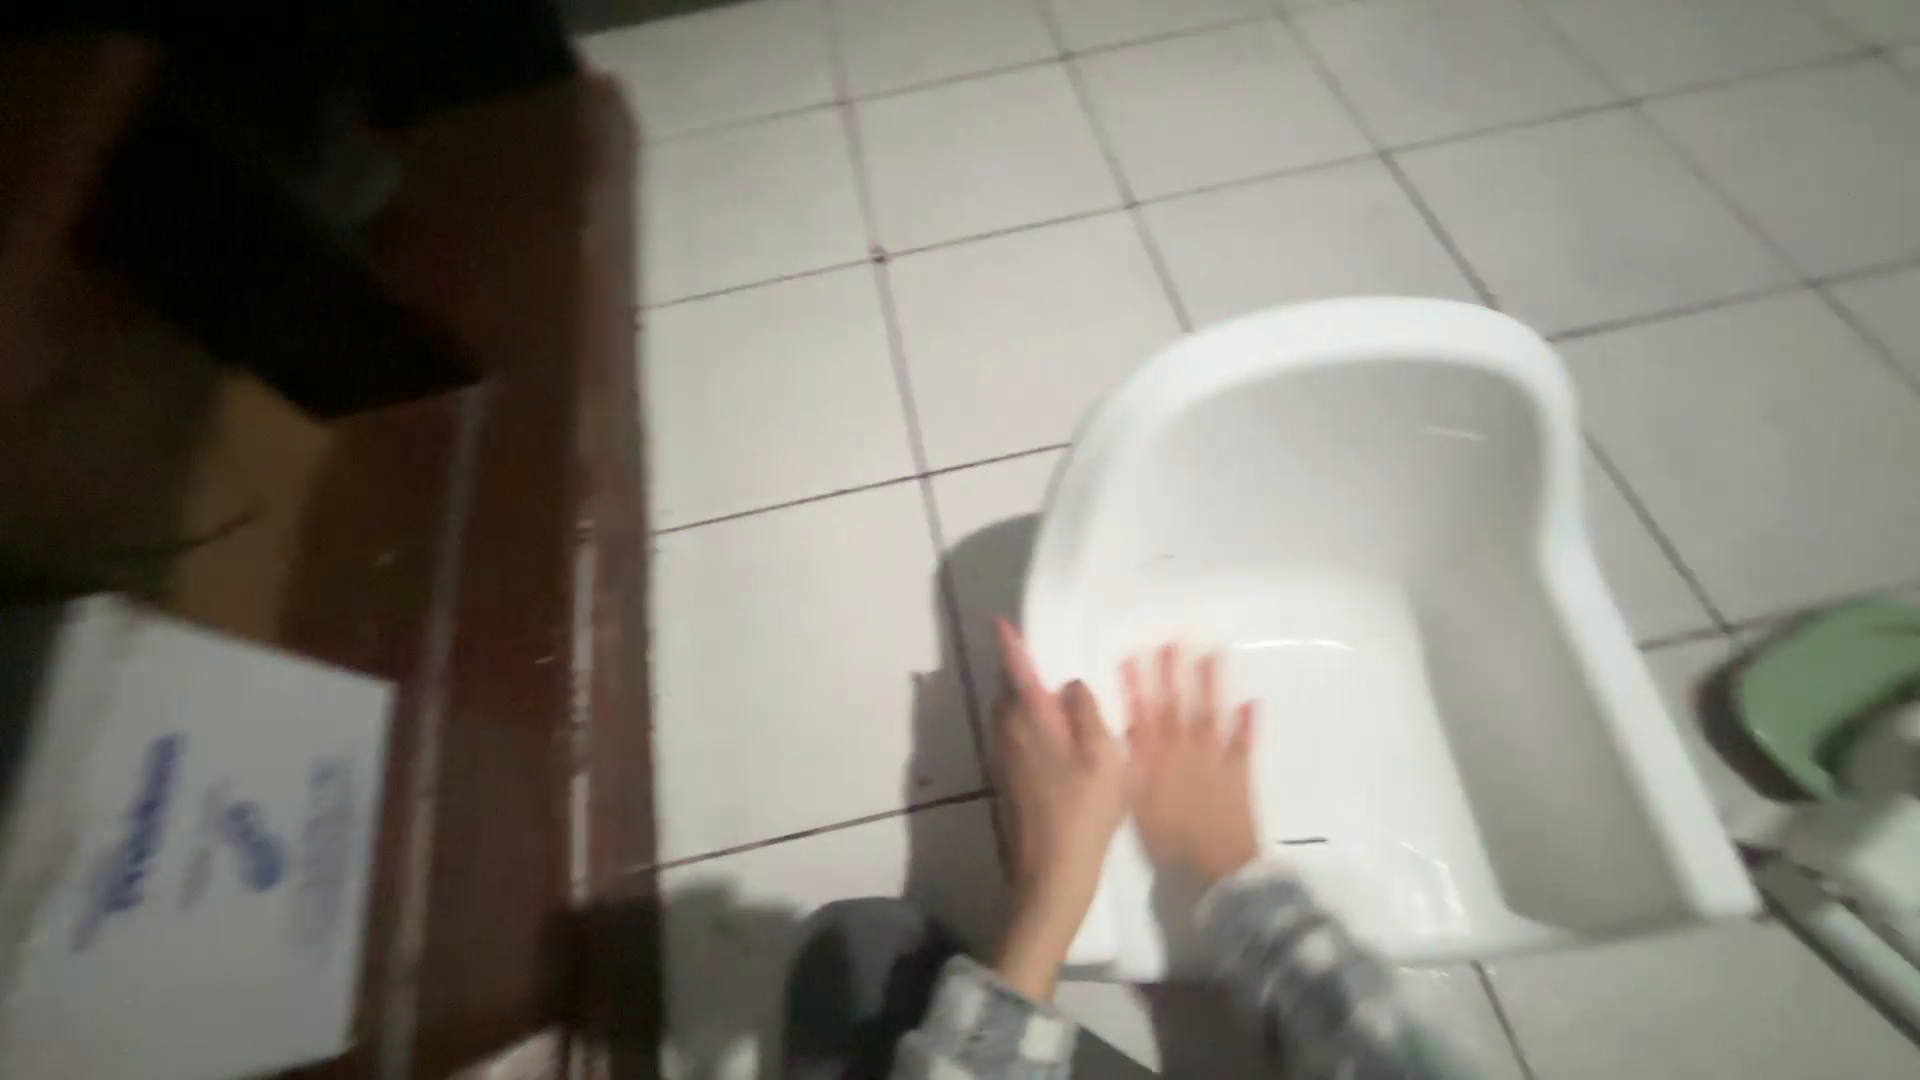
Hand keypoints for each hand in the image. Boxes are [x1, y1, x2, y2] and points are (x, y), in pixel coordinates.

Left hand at [990, 619, 1128, 999]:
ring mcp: (1004, 757)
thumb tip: (1071, 684)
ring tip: (1061, 706)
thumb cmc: (1084, 811)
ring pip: (1011, 715)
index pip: (1018, 669)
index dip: (1012, 643)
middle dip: (1023, 674)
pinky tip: (1059, 743)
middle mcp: (1008, 731)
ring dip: (1027, 703)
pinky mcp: (1008, 779)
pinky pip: (1016, 736)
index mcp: (1031, 719)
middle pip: (1009, 690)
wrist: (1052, 874)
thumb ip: (1086, 712)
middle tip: (1052, 669)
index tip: (1001, 621)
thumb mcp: (1103, 756)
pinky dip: (1030, 727)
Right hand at [1126, 645, 1260, 884]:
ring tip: (1214, 654)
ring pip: (1211, 714)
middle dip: (1171, 673)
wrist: (1219, 870)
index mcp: (1156, 760)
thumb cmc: (1170, 842)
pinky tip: (1253, 701)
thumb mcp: (1137, 805)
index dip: (1136, 686)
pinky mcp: (1240, 773)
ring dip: (1211, 684)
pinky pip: (1245, 744)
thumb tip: (1126, 732)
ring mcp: (1215, 759)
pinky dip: (1248, 723)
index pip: (1143, 715)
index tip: (1132, 656)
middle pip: (1176, 706)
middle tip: (1171, 642)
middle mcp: (1184, 752)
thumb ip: (1132, 767)